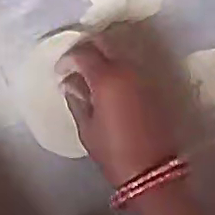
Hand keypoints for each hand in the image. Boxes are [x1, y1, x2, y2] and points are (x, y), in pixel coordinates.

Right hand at [57, 39, 178, 186]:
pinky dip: (115, 66)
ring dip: (102, 56)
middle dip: (86, 48)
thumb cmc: (115, 153)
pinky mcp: (152, 84)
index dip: (67, 59)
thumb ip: (77, 99)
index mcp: (107, 78)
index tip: (59, 71)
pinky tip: (107, 83)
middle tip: (74, 65)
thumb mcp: (88, 129)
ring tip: (89, 75)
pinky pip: (129, 64)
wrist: (154, 173)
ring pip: (118, 51)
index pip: (83, 53)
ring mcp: (142, 74)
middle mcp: (126, 68)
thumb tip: (69, 82)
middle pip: (103, 42)